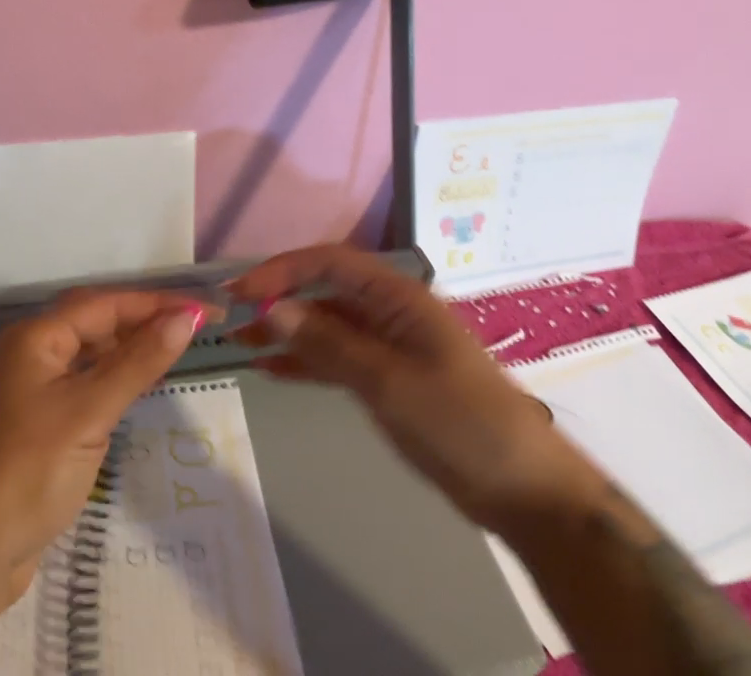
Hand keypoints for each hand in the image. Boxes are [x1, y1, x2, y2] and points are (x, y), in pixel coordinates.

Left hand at [0, 291, 213, 600]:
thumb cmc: (29, 471)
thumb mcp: (89, 413)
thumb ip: (137, 363)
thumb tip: (185, 318)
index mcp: (35, 338)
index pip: (105, 304)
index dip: (157, 302)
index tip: (206, 310)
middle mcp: (31, 353)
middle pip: (96, 321)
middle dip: (145, 319)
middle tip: (198, 326)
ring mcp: (33, 388)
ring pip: (91, 352)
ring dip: (132, 347)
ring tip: (178, 349)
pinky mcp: (40, 420)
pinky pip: (86, 382)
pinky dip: (117, 377)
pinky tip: (142, 386)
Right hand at [229, 245, 608, 532]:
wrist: (521, 486)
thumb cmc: (461, 423)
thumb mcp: (389, 382)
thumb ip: (330, 344)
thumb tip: (273, 310)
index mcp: (399, 299)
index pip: (331, 263)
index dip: (282, 270)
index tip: (239, 293)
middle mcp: (392, 314)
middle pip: (326, 292)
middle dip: (279, 300)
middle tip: (229, 320)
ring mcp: (390, 349)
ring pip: (328, 328)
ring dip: (287, 333)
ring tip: (238, 345)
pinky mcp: (390, 382)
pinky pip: (338, 361)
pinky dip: (306, 363)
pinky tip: (271, 371)